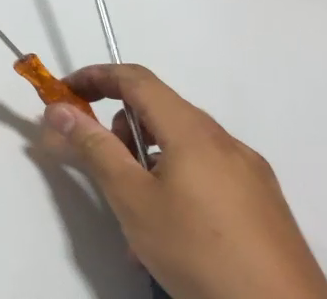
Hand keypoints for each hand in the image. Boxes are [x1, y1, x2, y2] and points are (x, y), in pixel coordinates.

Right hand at [41, 64, 326, 298]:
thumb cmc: (198, 250)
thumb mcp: (131, 198)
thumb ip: (93, 146)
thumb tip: (60, 109)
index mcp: (196, 134)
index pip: (137, 80)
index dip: (94, 76)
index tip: (63, 94)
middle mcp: (229, 145)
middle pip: (160, 110)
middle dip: (119, 126)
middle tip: (98, 160)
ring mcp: (253, 176)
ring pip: (183, 145)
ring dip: (146, 158)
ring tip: (133, 205)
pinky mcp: (265, 206)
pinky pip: (207, 173)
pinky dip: (174, 180)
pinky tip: (168, 225)